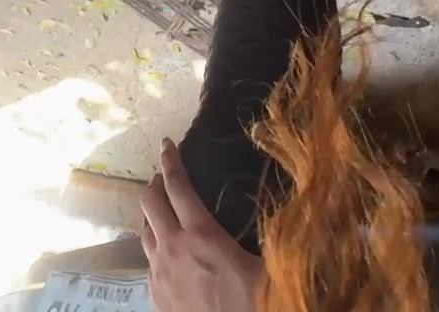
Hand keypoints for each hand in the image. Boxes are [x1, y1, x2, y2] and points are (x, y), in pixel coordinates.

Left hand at [141, 139, 262, 311]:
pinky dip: (155, 250)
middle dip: (154, 184)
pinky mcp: (154, 298)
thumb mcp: (267, 268)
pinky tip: (167, 256)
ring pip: (144, 233)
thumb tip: (294, 213)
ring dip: (152, 217)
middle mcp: (172, 248)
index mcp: (200, 234)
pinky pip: (148, 264)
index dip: (170, 161)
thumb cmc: (252, 304)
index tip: (166, 144)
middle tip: (162, 178)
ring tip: (162, 213)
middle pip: (150, 203)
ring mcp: (159, 275)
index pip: (177, 186)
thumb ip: (270, 237)